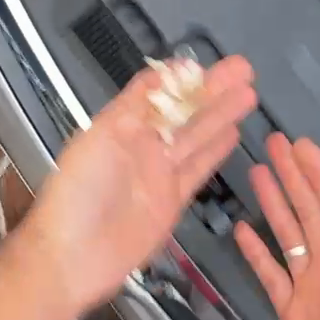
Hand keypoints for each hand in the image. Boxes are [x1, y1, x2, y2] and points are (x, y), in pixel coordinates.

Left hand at [12, 56, 256, 316]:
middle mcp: (142, 143)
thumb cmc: (78, 192)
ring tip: (248, 93)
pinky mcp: (171, 200)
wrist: (71, 258)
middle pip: (184, 110)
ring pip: (196, 135)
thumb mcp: (101, 137)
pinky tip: (233, 133)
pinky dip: (215, 152)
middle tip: (244, 68)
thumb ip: (135, 105)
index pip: (157, 91)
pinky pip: (197, 170)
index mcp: (120, 124)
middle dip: (213, 89)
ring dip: (221, 114)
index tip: (207, 61)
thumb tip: (165, 73)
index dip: (183, 77)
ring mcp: (158, 172)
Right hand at [234, 135, 319, 319]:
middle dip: (294, 176)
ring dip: (276, 203)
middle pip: (311, 212)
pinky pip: (273, 274)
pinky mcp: (293, 315)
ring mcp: (312, 291)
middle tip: (273, 142)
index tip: (302, 145)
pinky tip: (243, 228)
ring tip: (256, 170)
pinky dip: (258, 252)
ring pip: (291, 235)